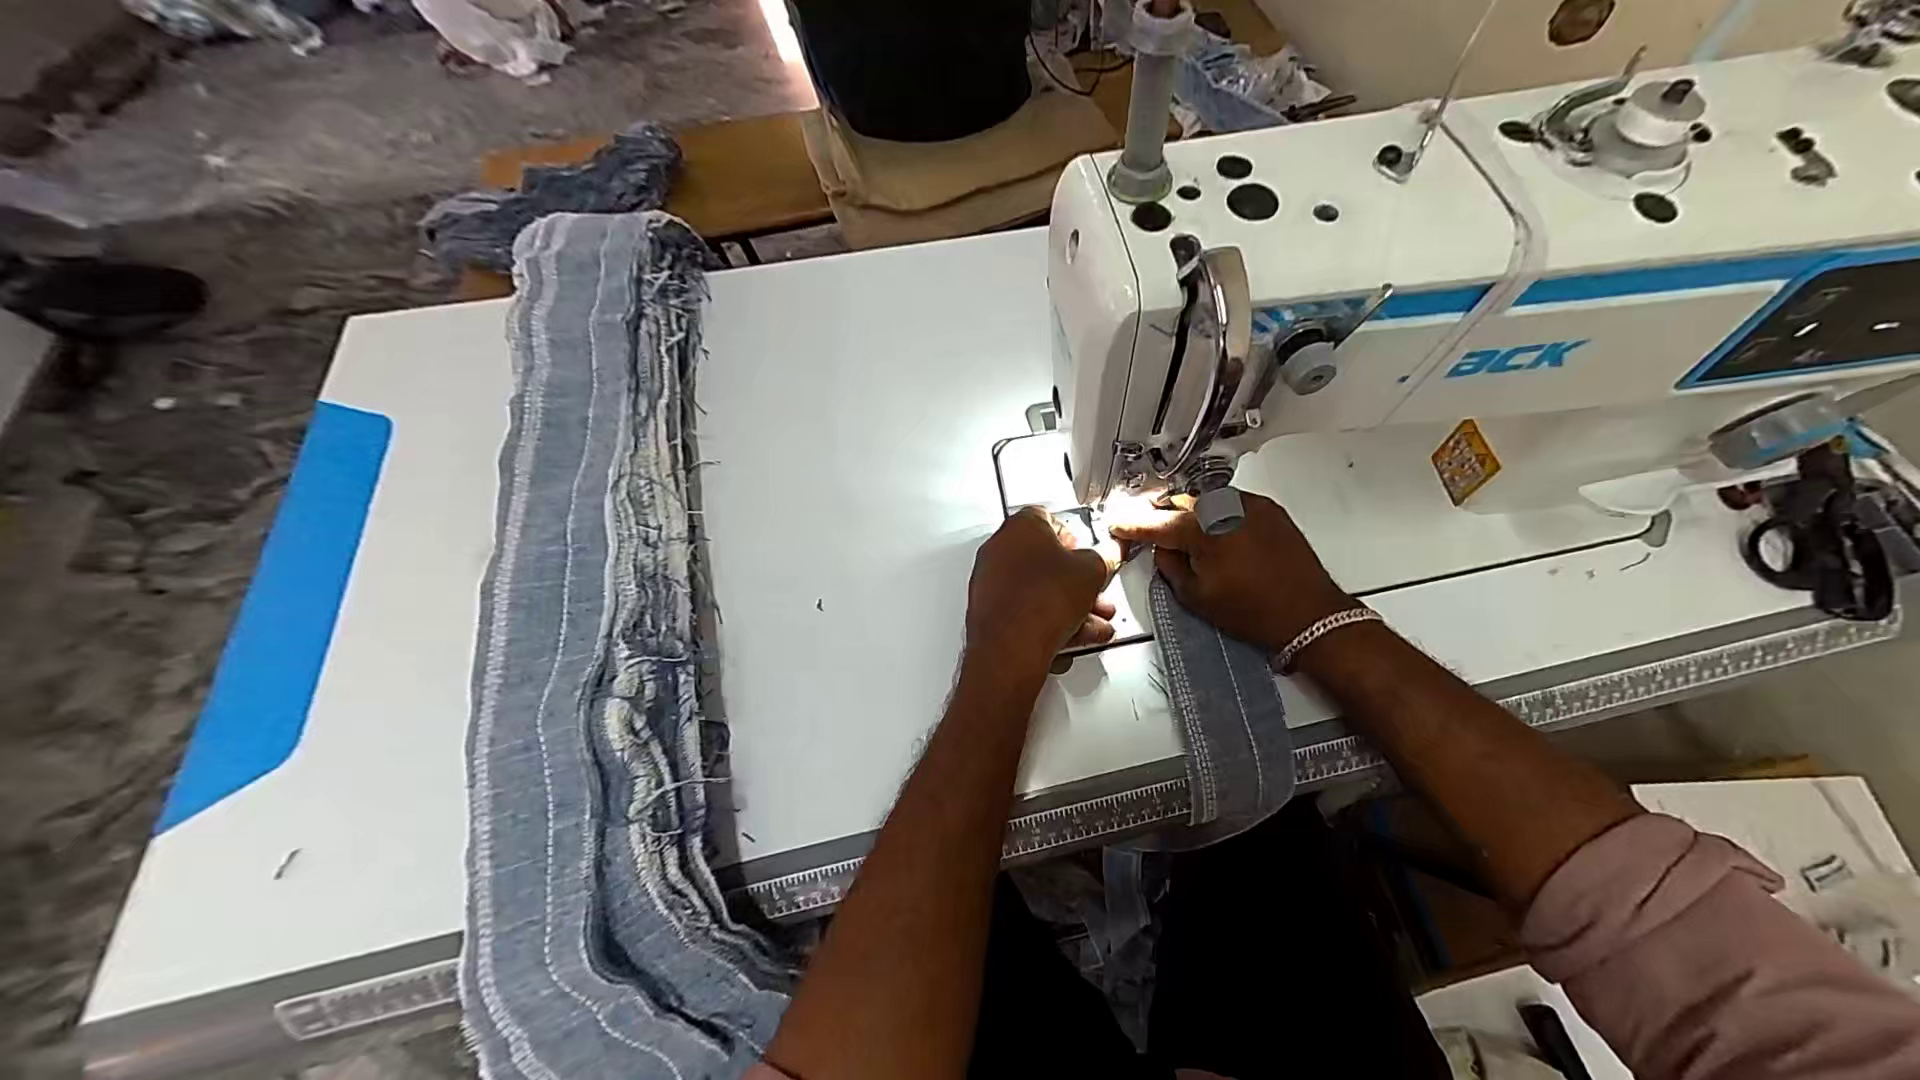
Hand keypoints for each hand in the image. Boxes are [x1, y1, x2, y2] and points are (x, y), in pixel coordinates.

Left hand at [966, 507, 1117, 669]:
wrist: (1013, 644)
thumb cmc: (1040, 601)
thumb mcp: (1093, 571)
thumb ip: (1104, 558)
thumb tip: (1107, 557)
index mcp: (1021, 526)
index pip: (1050, 519)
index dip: (1075, 538)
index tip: (1087, 552)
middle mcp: (999, 549)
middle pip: (1044, 560)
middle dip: (1074, 579)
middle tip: (1092, 591)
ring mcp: (990, 580)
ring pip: (1036, 588)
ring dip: (1067, 604)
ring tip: (1090, 621)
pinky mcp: (988, 610)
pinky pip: (1024, 609)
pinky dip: (1048, 619)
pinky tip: (1072, 634)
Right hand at [1108, 490, 1353, 653]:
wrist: (1309, 615)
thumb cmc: (1256, 611)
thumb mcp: (1195, 595)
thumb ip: (1169, 565)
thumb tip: (1162, 550)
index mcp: (1201, 528)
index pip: (1153, 522)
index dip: (1130, 524)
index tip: (1119, 524)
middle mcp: (1225, 507)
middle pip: (1178, 503)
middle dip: (1161, 517)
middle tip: (1150, 535)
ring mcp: (1249, 504)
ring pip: (1204, 500)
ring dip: (1189, 515)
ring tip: (1188, 542)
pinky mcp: (1268, 510)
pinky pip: (1229, 504)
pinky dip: (1216, 515)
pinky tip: (1216, 538)